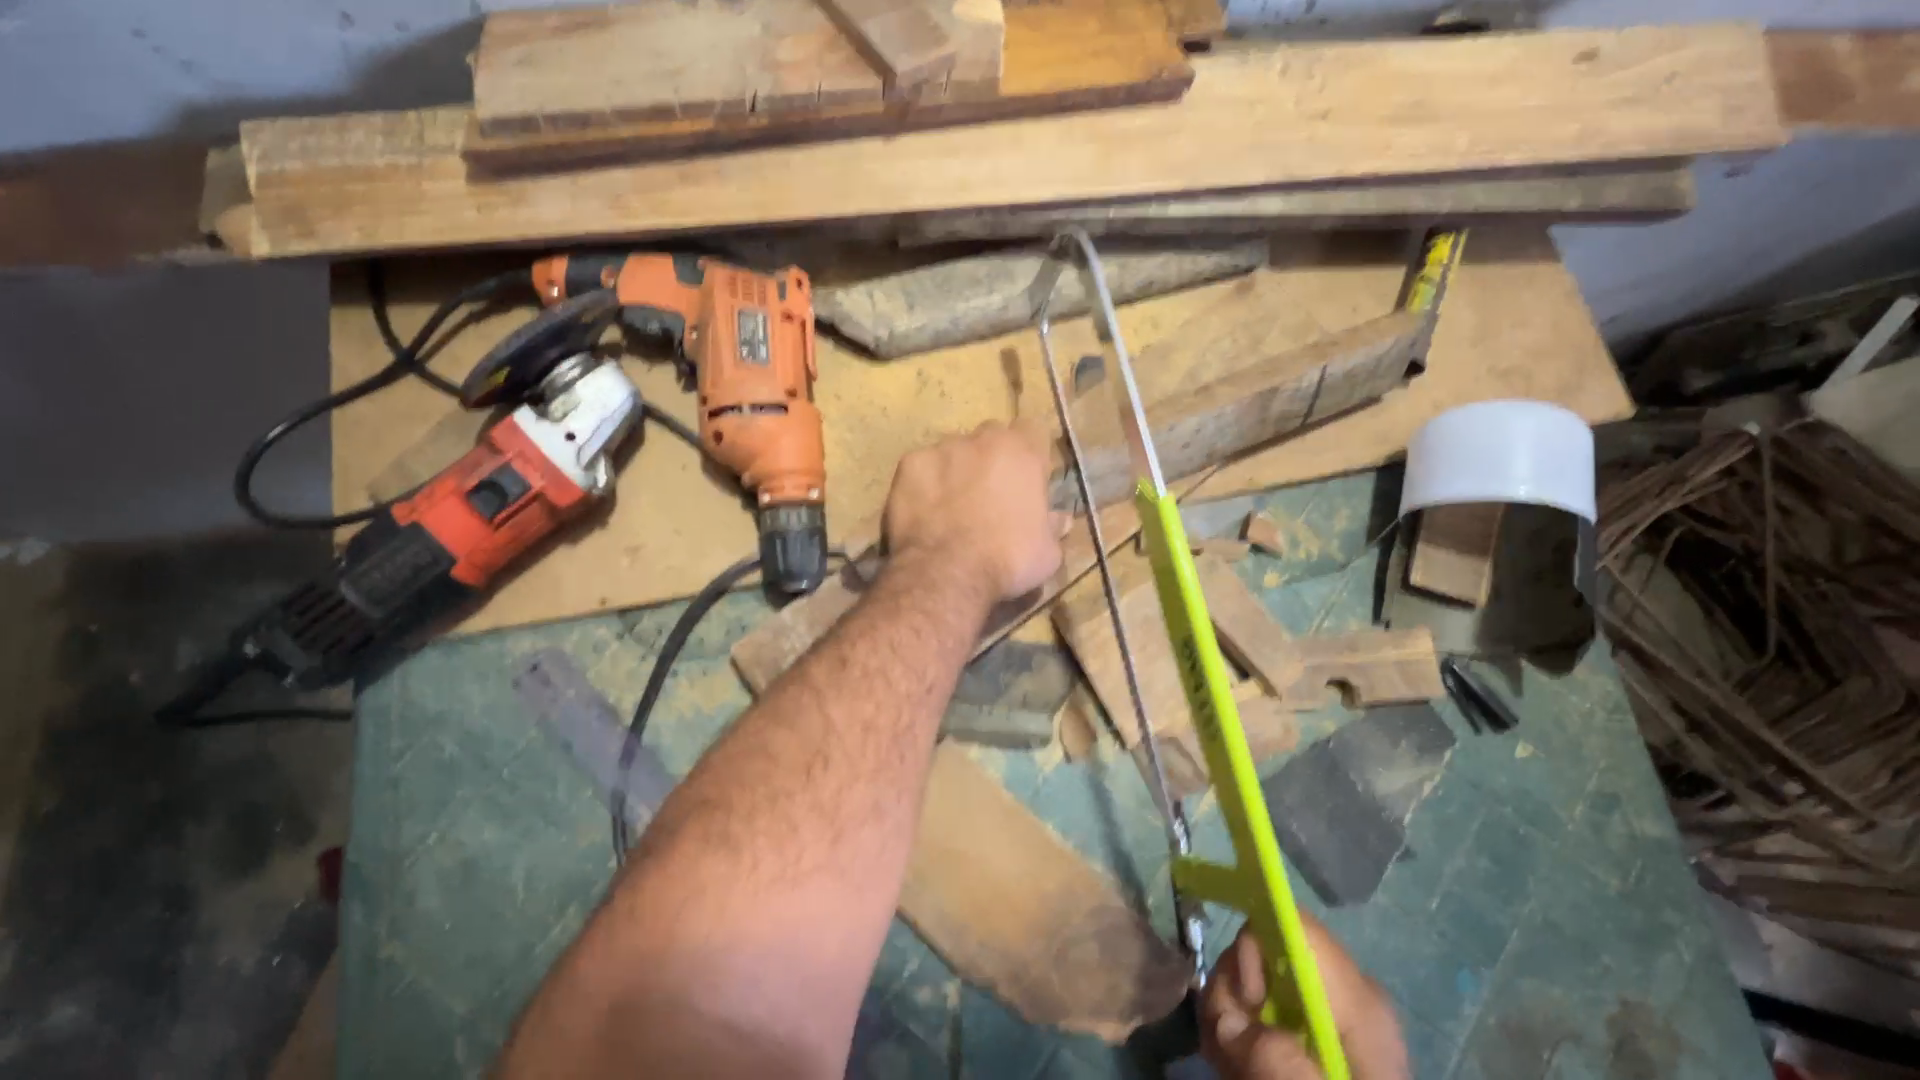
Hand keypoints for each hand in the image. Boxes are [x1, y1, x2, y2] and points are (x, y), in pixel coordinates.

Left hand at [883, 422, 1062, 604]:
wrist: (946, 573)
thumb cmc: (1008, 561)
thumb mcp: (1047, 552)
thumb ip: (1052, 526)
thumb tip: (1059, 518)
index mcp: (1023, 453)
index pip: (1031, 430)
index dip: (1029, 453)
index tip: (1026, 477)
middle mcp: (983, 440)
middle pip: (991, 436)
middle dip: (992, 457)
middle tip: (989, 492)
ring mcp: (943, 449)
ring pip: (953, 450)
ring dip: (956, 469)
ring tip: (951, 506)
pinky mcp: (910, 464)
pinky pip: (921, 467)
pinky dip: (924, 483)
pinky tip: (924, 510)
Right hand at [1200, 920, 1408, 1079]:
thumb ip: (1280, 1065)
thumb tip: (1230, 1022)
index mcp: (1358, 1002)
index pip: (1296, 928)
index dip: (1255, 950)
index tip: (1247, 1006)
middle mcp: (1341, 995)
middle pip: (1262, 950)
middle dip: (1231, 995)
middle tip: (1227, 1052)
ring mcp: (1322, 1015)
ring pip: (1248, 980)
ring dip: (1226, 1022)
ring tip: (1231, 1068)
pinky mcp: (1306, 1035)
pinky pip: (1254, 1011)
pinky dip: (1235, 1037)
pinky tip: (1238, 1069)